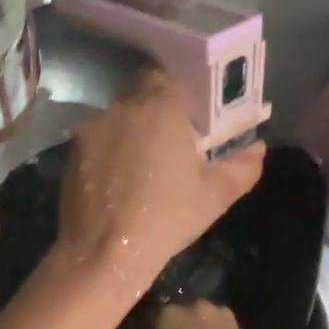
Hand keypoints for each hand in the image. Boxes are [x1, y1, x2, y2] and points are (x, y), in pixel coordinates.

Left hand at [55, 69, 265, 292]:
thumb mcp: (214, 196)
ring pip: (115, 121)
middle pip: (138, 96)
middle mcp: (120, 109)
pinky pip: (96, 143)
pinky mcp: (70, 156)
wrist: (103, 254)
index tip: (189, 112)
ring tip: (143, 167)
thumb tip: (258, 150)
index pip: (164, 74)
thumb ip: (242, 166)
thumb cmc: (165, 219)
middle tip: (171, 141)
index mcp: (158, 106)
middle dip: (154, 113)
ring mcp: (90, 132)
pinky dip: (108, 154)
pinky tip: (118, 182)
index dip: (176, 89)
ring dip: (129, 134)